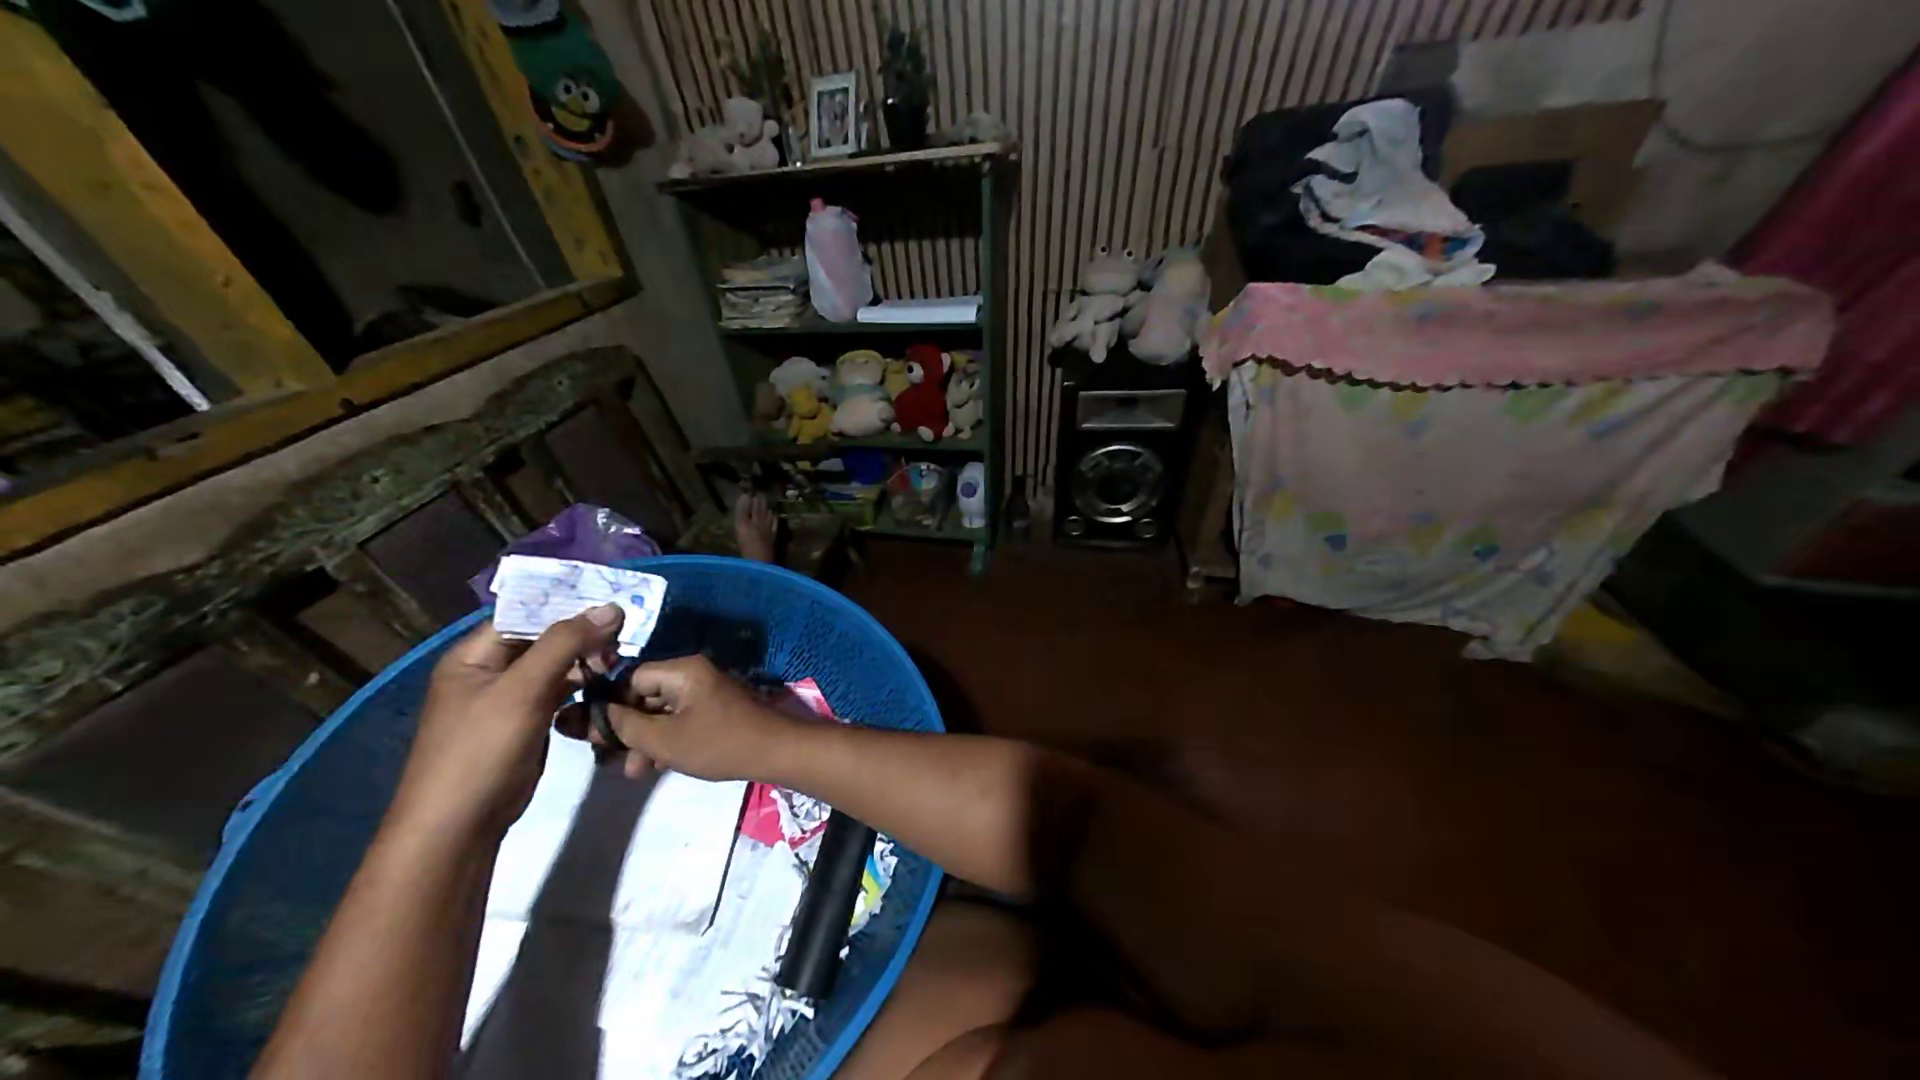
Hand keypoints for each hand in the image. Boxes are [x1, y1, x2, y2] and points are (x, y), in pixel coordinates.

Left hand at [388, 604, 623, 842]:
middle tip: (621, 640)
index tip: (611, 604)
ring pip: (555, 665)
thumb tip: (610, 607)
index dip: (566, 604)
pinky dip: (582, 685)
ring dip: (585, 660)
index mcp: (473, 655)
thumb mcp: (523, 690)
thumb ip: (565, 644)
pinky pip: (558, 691)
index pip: (525, 613)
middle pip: (542, 638)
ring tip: (618, 661)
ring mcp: (507, 699)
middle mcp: (489, 671)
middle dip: (582, 635)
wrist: (459, 827)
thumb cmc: (482, 750)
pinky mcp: (525, 723)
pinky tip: (605, 686)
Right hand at [559, 654, 790, 781]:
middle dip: (627, 727)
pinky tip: (655, 767)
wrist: (775, 752)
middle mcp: (693, 674)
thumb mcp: (663, 739)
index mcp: (682, 670)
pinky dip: (667, 739)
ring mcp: (706, 692)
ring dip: (646, 739)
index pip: (630, 678)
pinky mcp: (715, 710)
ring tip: (634, 771)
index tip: (593, 733)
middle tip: (609, 757)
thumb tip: (591, 714)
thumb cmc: (717, 743)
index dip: (609, 705)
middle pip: (645, 695)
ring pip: (662, 711)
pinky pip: (680, 719)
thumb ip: (624, 726)